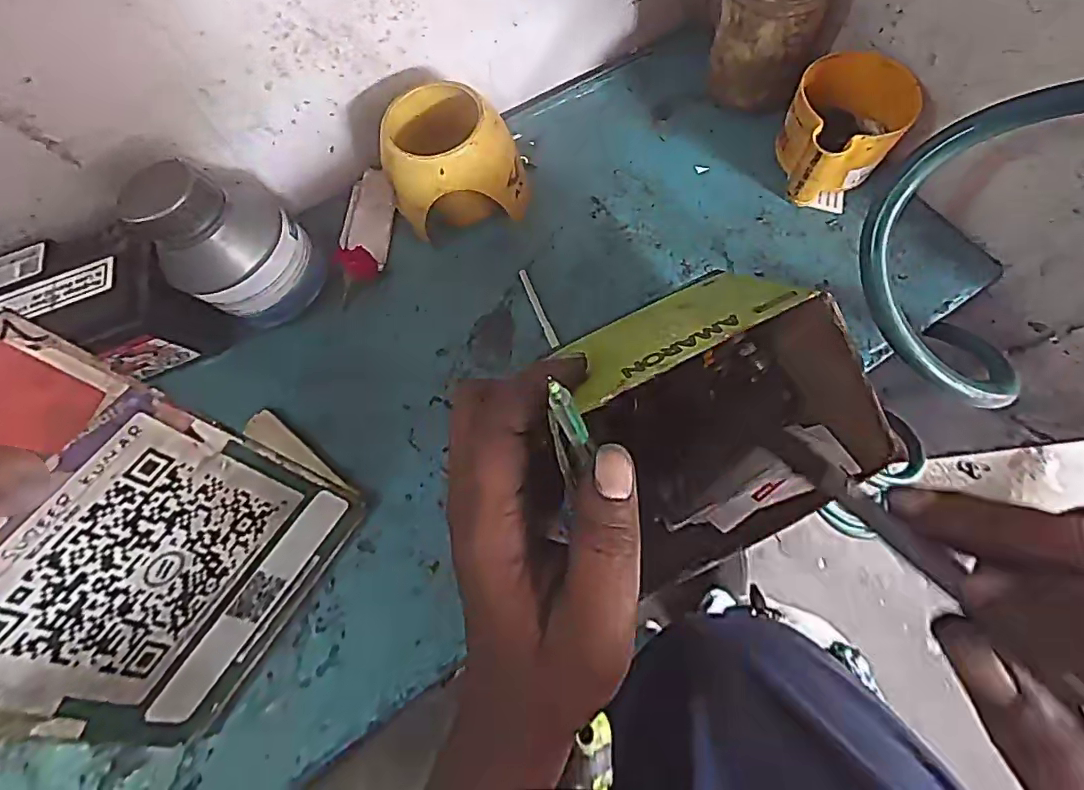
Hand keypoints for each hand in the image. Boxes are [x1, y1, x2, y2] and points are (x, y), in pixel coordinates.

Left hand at [428, 359, 640, 789]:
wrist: (519, 712)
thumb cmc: (557, 669)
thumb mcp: (599, 616)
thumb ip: (608, 537)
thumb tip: (612, 454)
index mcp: (486, 521)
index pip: (492, 422)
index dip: (533, 384)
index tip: (587, 371)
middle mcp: (470, 501)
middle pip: (474, 409)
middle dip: (526, 384)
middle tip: (587, 390)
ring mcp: (478, 503)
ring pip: (486, 421)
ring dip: (532, 401)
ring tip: (591, 409)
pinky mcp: (495, 509)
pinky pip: (506, 445)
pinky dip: (538, 427)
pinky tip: (581, 447)